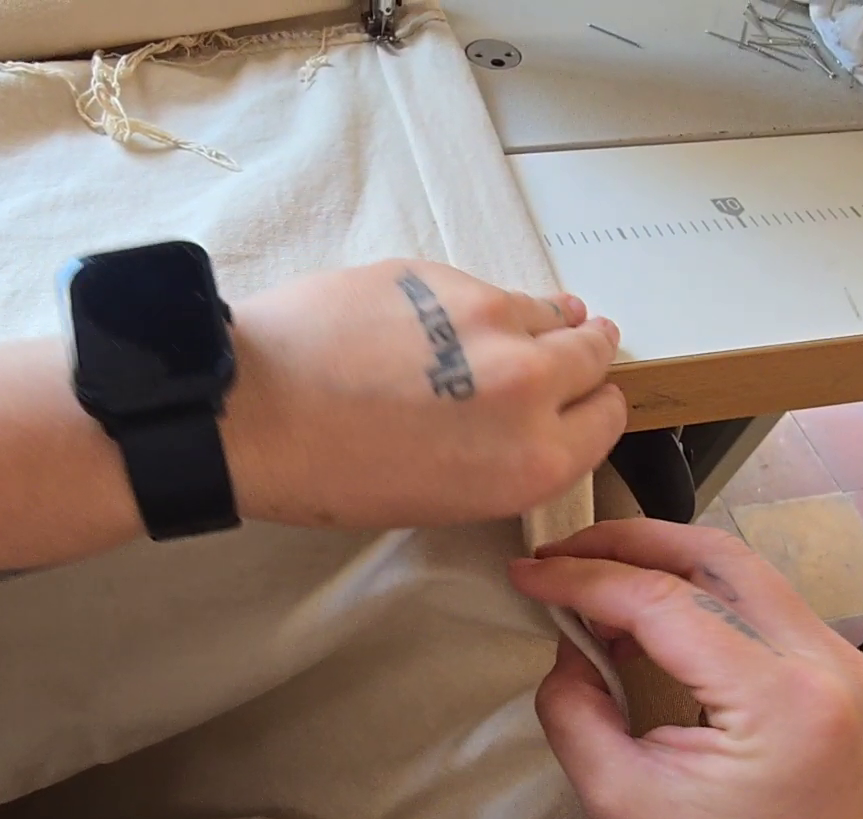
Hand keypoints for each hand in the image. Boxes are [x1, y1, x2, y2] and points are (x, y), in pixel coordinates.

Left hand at [222, 259, 626, 527]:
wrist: (255, 412)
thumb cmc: (334, 478)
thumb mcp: (440, 499)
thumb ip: (505, 456)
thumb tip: (527, 416)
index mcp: (531, 462)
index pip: (607, 419)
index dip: (591, 410)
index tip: (576, 403)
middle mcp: (530, 387)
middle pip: (593, 351)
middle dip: (580, 356)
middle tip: (558, 355)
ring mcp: (487, 319)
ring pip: (548, 309)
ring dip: (537, 323)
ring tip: (501, 335)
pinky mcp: (442, 274)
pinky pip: (484, 290)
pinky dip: (476, 306)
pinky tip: (434, 323)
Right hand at [507, 519, 862, 818]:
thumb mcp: (615, 796)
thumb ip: (572, 706)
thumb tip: (571, 641)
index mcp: (779, 700)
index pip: (662, 602)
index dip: (581, 579)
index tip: (526, 575)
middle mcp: (827, 662)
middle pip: (713, 554)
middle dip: (623, 541)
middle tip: (558, 552)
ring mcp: (842, 659)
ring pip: (735, 564)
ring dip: (654, 557)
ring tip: (589, 577)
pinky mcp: (834, 665)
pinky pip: (750, 595)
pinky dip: (685, 586)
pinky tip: (639, 611)